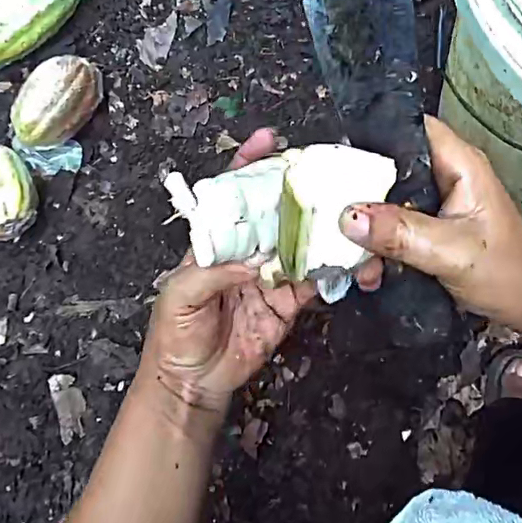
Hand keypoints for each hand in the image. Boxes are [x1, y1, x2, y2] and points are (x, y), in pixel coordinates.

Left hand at [140, 129, 366, 418]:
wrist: (191, 382)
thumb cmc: (175, 333)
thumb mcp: (180, 296)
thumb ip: (212, 273)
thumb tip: (252, 261)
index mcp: (217, 241)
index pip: (234, 195)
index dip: (249, 165)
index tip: (268, 140)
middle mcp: (247, 251)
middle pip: (276, 213)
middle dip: (297, 192)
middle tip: (324, 176)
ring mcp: (270, 275)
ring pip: (301, 244)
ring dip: (322, 231)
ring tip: (345, 217)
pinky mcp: (288, 303)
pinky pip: (313, 281)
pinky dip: (331, 271)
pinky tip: (346, 261)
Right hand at [339, 115, 521, 327]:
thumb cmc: (507, 274)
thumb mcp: (450, 253)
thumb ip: (401, 233)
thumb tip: (348, 216)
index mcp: (460, 164)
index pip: (411, 127)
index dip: (374, 133)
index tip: (337, 154)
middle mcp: (448, 175)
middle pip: (392, 163)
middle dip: (362, 188)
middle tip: (333, 210)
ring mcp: (440, 202)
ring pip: (390, 198)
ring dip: (369, 225)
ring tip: (355, 256)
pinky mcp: (433, 227)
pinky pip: (396, 224)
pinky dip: (380, 244)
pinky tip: (371, 268)